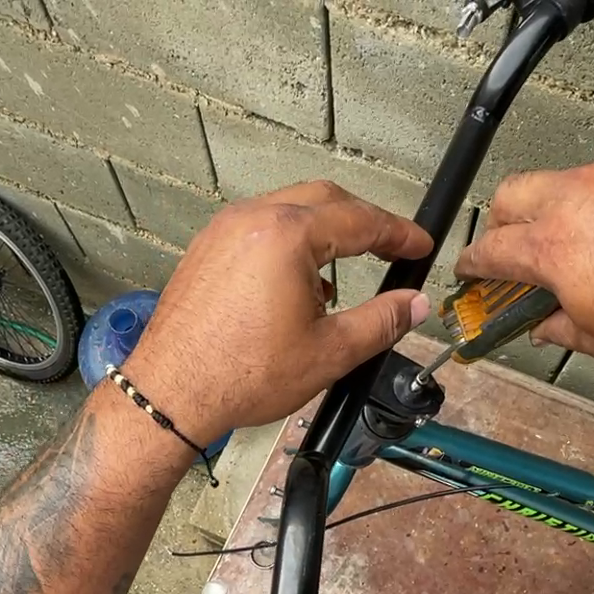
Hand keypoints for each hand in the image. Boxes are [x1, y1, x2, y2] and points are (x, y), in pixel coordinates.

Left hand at [122, 182, 433, 442]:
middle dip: (362, 221)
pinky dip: (289, 245)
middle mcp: (252, 219)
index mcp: (287, 235)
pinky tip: (297, 287)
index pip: (359, 220)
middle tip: (389, 248)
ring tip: (343, 277)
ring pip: (288, 211)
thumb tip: (414, 304)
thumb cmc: (246, 375)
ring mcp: (224, 231)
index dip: (398, 233)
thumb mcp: (329, 352)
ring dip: (324, 234)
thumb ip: (381, 322)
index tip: (420, 245)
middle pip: (324, 200)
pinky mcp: (206, 250)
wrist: (173, 393)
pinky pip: (259, 230)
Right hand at [456, 150, 593, 364]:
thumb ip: (560, 328)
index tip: (469, 271)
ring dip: (552, 210)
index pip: (489, 248)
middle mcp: (578, 198)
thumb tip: (547, 325)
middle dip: (500, 223)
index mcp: (552, 245)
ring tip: (575, 248)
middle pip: (511, 194)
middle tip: (511, 252)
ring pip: (561, 182)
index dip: (471, 264)